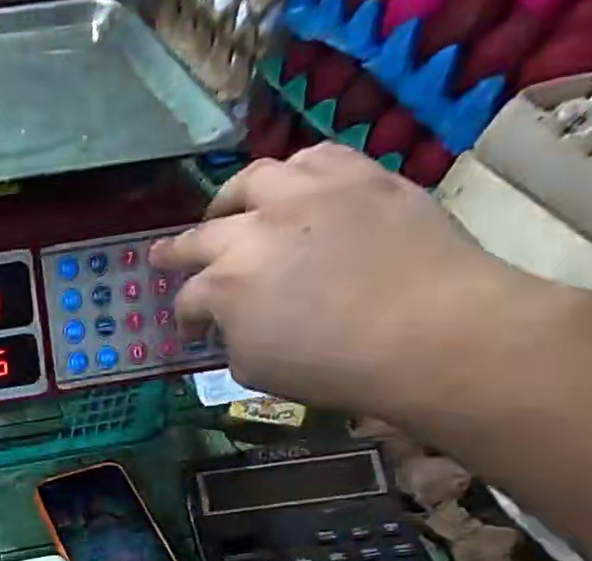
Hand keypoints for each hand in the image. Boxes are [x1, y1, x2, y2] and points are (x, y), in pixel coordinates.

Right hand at [151, 145, 570, 419]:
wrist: (429, 332)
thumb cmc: (334, 368)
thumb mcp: (257, 372)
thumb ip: (232, 342)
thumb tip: (232, 327)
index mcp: (224, 286)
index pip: (188, 300)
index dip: (186, 318)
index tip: (194, 331)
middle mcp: (254, 230)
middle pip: (199, 236)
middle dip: (176, 252)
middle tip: (163, 257)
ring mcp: (306, 194)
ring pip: (251, 181)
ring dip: (229, 199)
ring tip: (227, 209)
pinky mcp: (358, 175)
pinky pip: (315, 157)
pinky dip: (294, 172)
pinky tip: (293, 185)